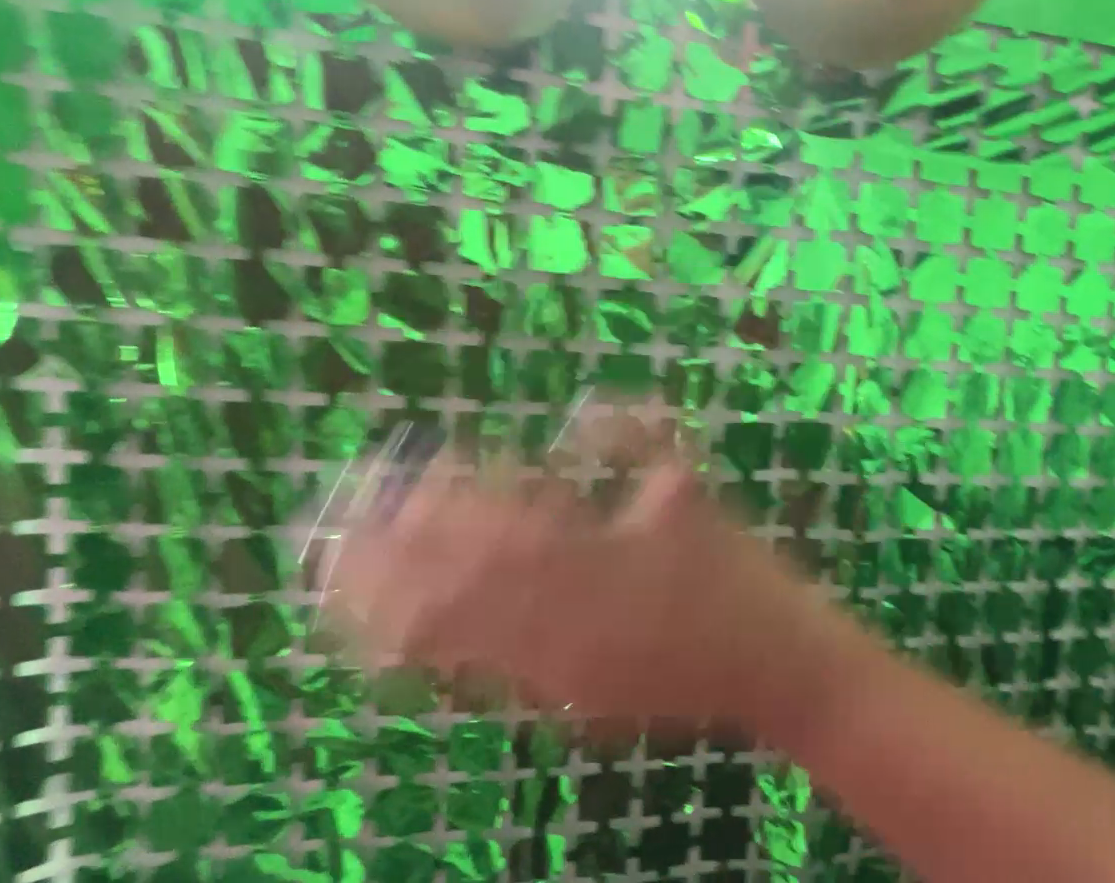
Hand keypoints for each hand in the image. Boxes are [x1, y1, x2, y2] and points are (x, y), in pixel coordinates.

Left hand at [314, 448, 854, 739]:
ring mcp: (558, 669)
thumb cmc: (743, 575)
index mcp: (604, 561)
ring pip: (453, 640)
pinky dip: (427, 649)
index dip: (452, 499)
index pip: (504, 526)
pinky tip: (391, 633)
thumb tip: (580, 414)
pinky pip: (477, 674)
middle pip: (458, 588)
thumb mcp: (699, 494)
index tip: (417, 471)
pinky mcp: (561, 699)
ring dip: (389, 605)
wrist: (773, 669)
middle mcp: (566, 619)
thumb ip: (642, 442)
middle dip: (393, 554)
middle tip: (346, 521)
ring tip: (340, 576)